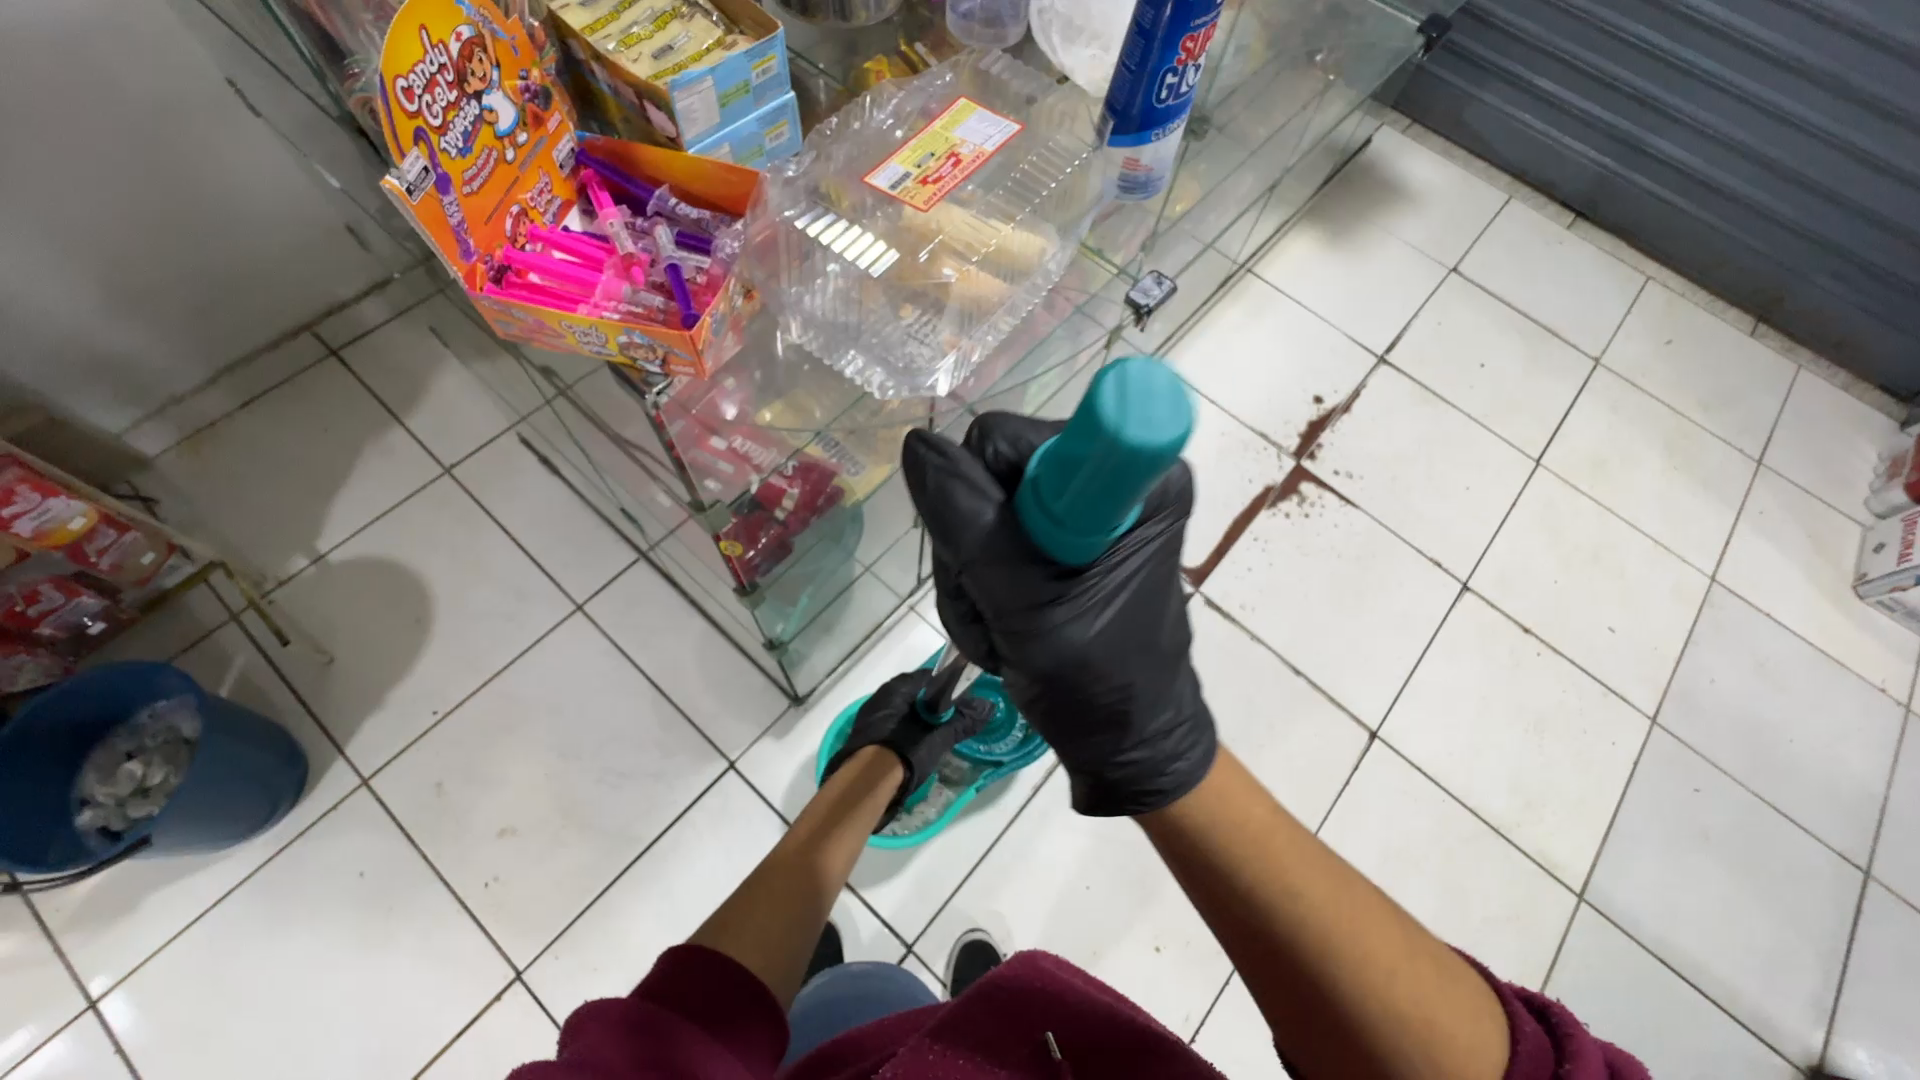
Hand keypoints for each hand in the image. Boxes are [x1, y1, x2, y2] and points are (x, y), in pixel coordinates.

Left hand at [822, 669, 993, 831]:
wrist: (866, 785)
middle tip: (951, 724)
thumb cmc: (904, 751)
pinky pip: (892, 729)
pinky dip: (905, 735)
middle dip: (933, 708)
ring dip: (918, 723)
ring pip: (902, 714)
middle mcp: (880, 697)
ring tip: (936, 740)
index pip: (929, 678)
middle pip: (915, 696)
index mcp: (897, 687)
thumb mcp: (939, 736)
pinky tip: (915, 750)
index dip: (948, 688)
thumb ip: (963, 720)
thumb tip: (988, 706)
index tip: (962, 703)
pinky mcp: (864, 738)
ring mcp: (870, 718)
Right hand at [900, 412, 1214, 816]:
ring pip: (975, 509)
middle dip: (973, 548)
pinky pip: (987, 536)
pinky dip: (979, 586)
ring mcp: (1082, 506)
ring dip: (972, 578)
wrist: (1127, 742)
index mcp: (1134, 479)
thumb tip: (917, 445)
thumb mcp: (1027, 608)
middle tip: (996, 613)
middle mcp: (1109, 475)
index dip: (982, 495)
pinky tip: (1002, 626)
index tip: (1004, 562)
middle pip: (985, 473)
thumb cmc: (1099, 684)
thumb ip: (971, 526)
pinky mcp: (1061, 535)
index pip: (1008, 442)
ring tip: (1001, 631)